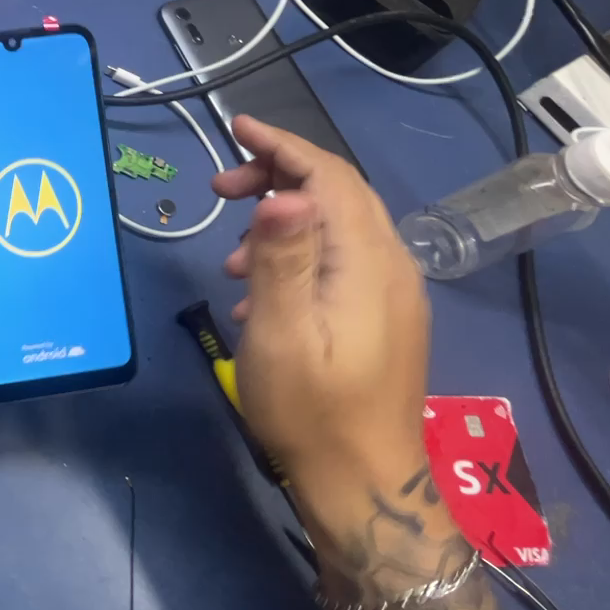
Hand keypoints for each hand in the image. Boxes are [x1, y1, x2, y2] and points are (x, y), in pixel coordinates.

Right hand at [211, 116, 430, 494]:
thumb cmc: (310, 407)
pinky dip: (294, 253)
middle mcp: (390, 266)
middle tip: (219, 190)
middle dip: (277, 176)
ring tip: (229, 259)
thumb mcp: (281, 332)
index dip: (283, 145)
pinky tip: (259, 294)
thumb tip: (283, 195)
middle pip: (336, 193)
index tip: (235, 128)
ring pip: (335, 226)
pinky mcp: (381, 316)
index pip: (329, 177)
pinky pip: (337, 259)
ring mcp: (390, 293)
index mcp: (367, 261)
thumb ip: (282, 259)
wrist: (362, 481)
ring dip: (279, 221)